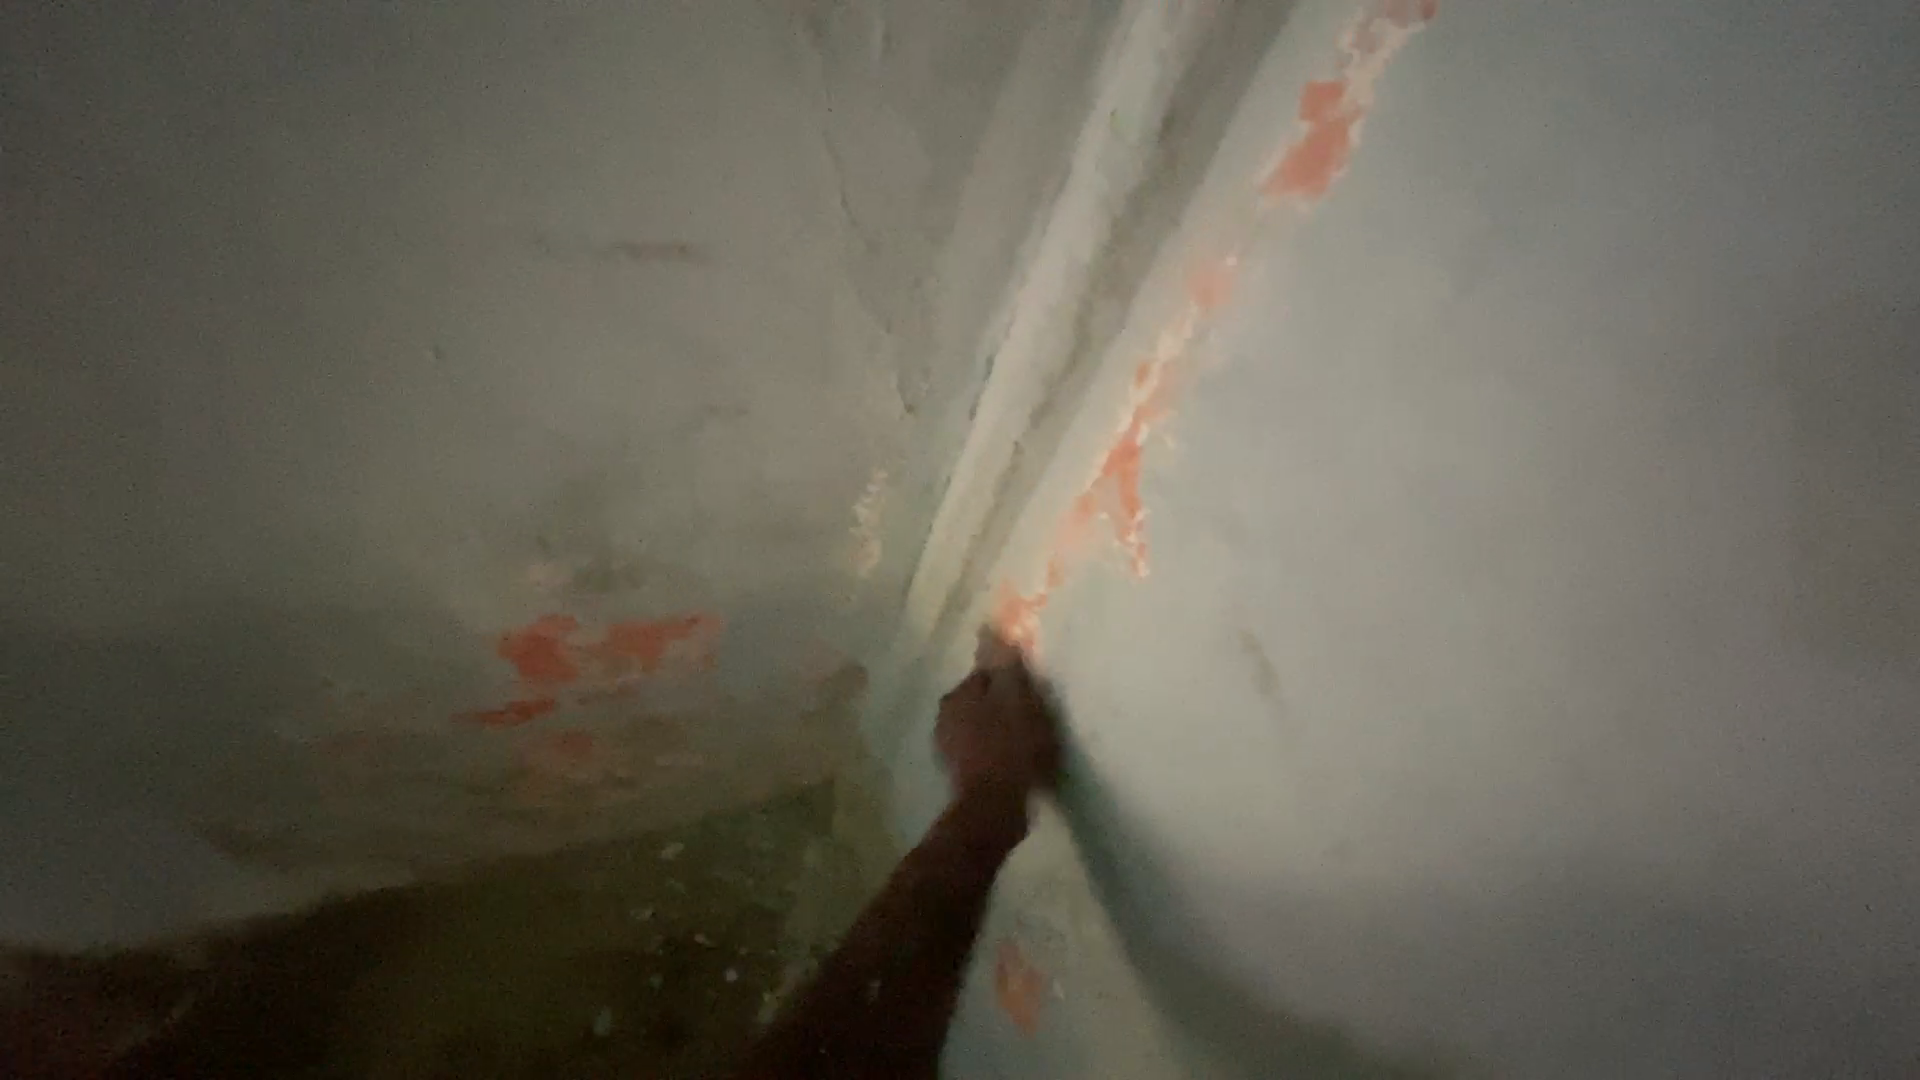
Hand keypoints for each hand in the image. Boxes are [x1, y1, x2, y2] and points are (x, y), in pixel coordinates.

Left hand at [934, 631, 1062, 798]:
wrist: (994, 807)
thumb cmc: (1011, 746)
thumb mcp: (1018, 697)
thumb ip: (1009, 664)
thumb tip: (1002, 629)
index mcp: (958, 694)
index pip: (987, 674)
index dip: (1012, 681)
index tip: (1032, 693)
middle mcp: (946, 716)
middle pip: (983, 700)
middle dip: (1005, 705)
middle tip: (1034, 720)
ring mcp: (949, 747)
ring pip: (982, 726)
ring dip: (1002, 730)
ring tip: (1028, 745)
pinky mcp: (959, 773)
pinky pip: (983, 751)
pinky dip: (998, 753)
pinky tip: (1015, 764)